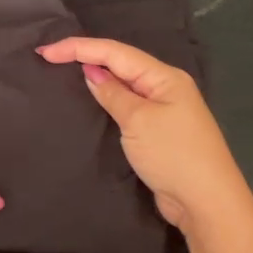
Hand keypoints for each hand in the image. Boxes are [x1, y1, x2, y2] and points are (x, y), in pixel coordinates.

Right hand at [37, 38, 252, 234]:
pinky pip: (126, 102)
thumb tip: (92, 72)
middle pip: (119, 61)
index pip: (114, 52)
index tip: (44, 52)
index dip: (78, 47)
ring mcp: (163, 109)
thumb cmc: (174, 156)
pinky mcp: (157, 129)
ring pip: (122, 81)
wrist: (208, 204)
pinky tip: (90, 96)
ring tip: (62, 69)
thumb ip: (113, 93)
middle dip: (85, 54)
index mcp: (164, 77)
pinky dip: (106, 95)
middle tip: (48, 56)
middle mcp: (165, 87)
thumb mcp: (138, 121)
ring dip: (95, 73)